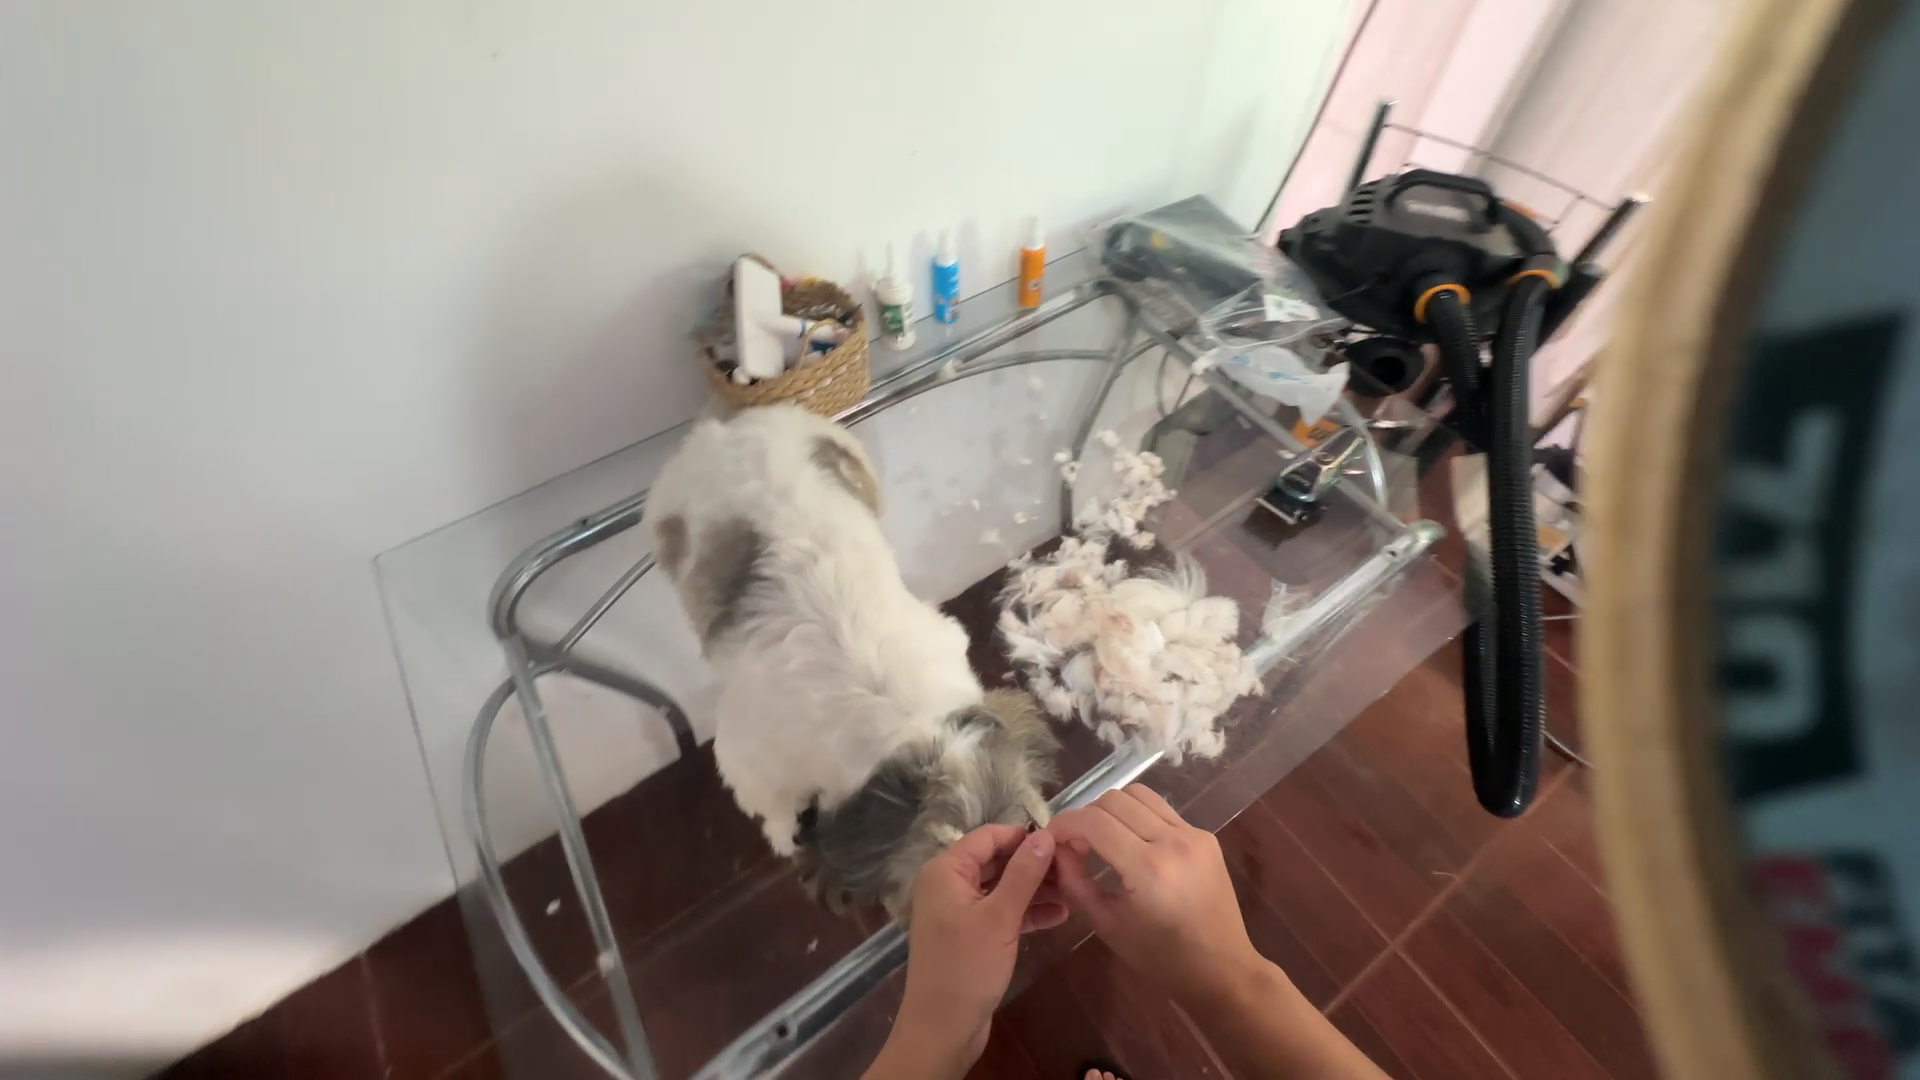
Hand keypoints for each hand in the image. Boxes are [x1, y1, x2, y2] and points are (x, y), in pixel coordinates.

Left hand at [867, 826, 1065, 1079]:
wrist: (941, 1030)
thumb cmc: (967, 966)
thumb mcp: (1000, 916)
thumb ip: (1023, 873)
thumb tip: (1045, 835)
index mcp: (947, 870)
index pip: (988, 837)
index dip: (1022, 836)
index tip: (1059, 840)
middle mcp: (949, 883)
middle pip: (995, 861)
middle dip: (1032, 864)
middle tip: (1072, 866)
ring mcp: (958, 910)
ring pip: (1000, 887)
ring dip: (1034, 889)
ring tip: (1072, 890)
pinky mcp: (969, 934)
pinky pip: (999, 912)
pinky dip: (1024, 912)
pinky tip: (1058, 915)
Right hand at [1047, 785, 1267, 1006]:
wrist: (1223, 972)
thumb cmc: (1161, 959)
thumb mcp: (1107, 926)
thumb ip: (1074, 882)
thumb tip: (1056, 847)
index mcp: (1148, 869)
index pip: (1094, 822)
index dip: (1065, 824)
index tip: (1051, 838)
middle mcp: (1173, 841)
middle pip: (1113, 800)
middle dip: (1086, 816)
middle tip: (1077, 843)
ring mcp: (1193, 834)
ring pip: (1137, 794)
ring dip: (1111, 810)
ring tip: (1104, 837)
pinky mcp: (1204, 835)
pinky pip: (1160, 809)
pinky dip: (1137, 817)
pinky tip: (1134, 843)